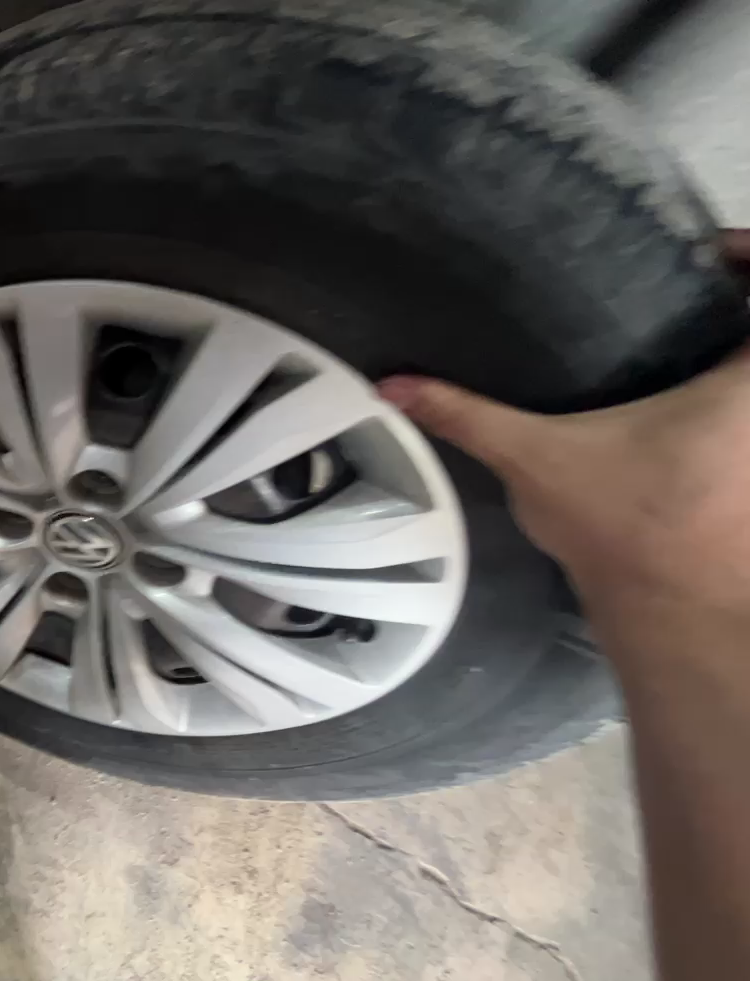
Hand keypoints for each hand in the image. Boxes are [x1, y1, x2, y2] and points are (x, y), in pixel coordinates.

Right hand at [377, 230, 749, 614]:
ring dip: (738, 354)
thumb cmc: (626, 522)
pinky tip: (695, 408)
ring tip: (688, 345)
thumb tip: (390, 385)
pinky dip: (732, 398)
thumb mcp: (534, 457)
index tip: (704, 254)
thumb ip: (467, 416)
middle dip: (741, 306)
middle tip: (687, 297)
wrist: (681, 603)